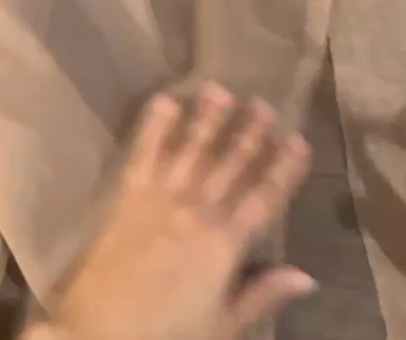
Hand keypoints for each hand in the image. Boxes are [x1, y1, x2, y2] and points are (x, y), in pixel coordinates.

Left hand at [39, 84, 315, 339]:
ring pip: (192, 149)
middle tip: (264, 104)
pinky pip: (144, 153)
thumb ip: (262, 295)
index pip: (263, 198)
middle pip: (230, 165)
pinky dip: (154, 126)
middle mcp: (198, 211)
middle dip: (249, 134)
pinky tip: (164, 100)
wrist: (98, 333)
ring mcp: (162, 198)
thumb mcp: (222, 326)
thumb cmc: (165, 335)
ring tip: (220, 90)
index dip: (283, 170)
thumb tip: (307, 276)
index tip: (299, 140)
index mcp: (225, 245)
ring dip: (207, 119)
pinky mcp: (128, 194)